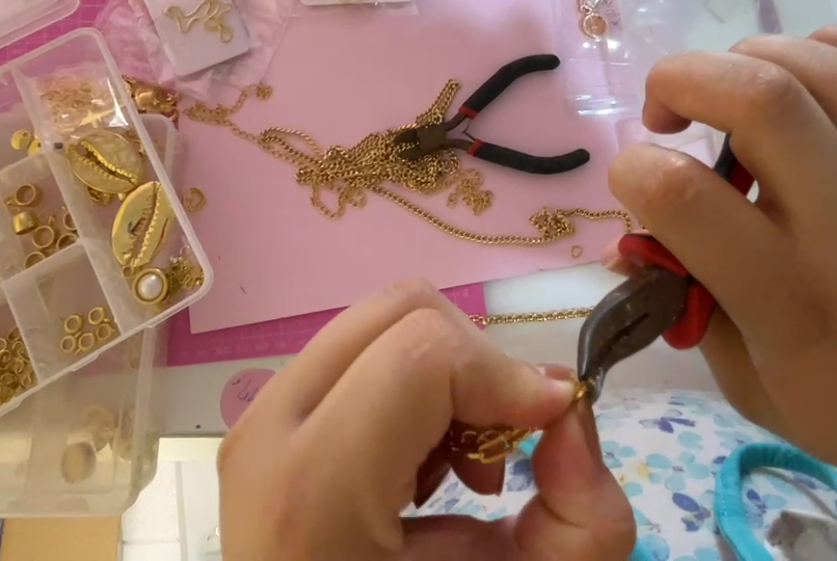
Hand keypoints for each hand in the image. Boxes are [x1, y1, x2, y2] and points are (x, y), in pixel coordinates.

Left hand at [218, 279, 633, 559]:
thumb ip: (580, 525)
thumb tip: (568, 411)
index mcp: (312, 491)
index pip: (422, 354)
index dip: (504, 373)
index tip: (548, 425)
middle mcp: (269, 431)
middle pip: (400, 310)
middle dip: (475, 363)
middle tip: (500, 448)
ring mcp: (256, 416)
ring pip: (378, 320)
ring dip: (445, 373)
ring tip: (457, 465)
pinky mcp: (261, 413)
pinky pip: (353, 348)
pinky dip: (410, 382)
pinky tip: (416, 464)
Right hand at [607, 26, 836, 492]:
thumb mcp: (753, 389)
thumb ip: (687, 306)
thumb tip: (634, 242)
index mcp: (792, 298)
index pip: (688, 198)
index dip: (633, 172)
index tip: (634, 185)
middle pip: (764, 99)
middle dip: (682, 78)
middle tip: (663, 115)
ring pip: (826, 69)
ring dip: (746, 57)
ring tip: (723, 94)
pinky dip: (823, 47)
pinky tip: (792, 78)